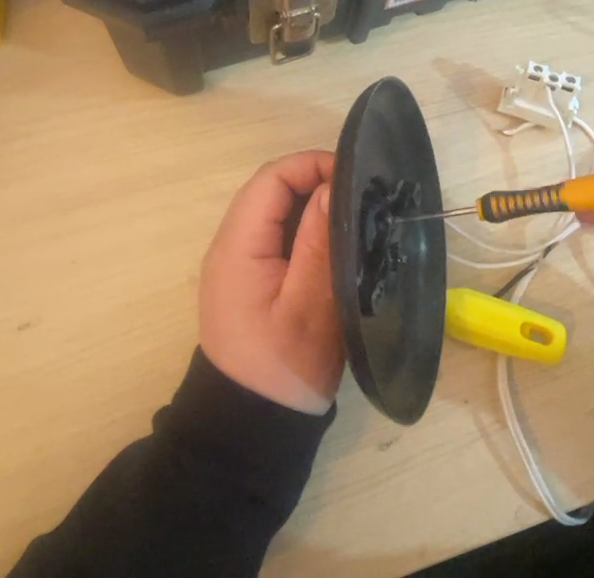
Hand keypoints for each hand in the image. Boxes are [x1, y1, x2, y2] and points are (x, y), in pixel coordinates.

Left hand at [199, 151, 343, 414]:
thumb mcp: (310, 305)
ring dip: (313, 208)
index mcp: (237, 246)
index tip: (356, 179)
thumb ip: (318, 241)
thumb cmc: (284, 367)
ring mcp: (238, 265)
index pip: (271, 179)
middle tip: (364, 199)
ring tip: (357, 218)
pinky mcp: (251, 282)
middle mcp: (230, 246)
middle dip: (317, 183)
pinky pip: (277, 239)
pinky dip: (306, 232)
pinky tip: (337, 245)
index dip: (312, 166)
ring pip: (277, 214)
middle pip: (273, 191)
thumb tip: (332, 184)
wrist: (252, 427)